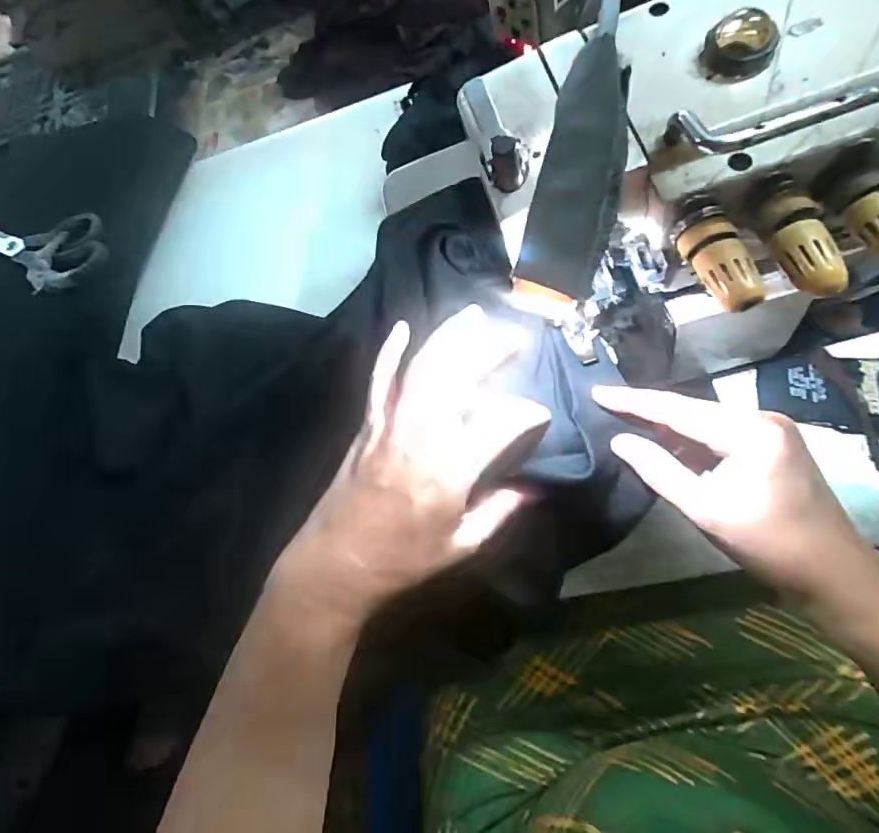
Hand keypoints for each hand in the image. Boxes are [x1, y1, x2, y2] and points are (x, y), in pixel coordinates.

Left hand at [274, 306, 551, 630]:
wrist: (336, 563)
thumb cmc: (403, 561)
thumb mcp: (462, 546)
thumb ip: (501, 512)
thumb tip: (535, 488)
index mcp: (450, 468)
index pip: (500, 421)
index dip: (527, 413)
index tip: (541, 414)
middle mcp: (421, 433)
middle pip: (459, 374)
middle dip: (491, 347)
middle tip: (518, 335)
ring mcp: (390, 422)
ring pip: (422, 365)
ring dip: (450, 335)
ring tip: (476, 315)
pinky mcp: (368, 423)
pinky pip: (380, 378)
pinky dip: (390, 351)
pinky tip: (402, 327)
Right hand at [593, 386, 878, 606]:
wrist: (836, 576)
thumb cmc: (771, 546)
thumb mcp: (706, 510)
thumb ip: (659, 470)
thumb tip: (620, 441)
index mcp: (751, 431)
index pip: (679, 410)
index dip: (635, 402)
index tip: (598, 393)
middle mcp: (763, 418)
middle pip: (693, 410)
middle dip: (650, 410)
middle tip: (608, 405)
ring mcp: (772, 430)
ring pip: (706, 421)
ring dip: (671, 426)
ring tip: (629, 422)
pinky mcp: (774, 444)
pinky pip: (722, 433)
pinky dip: (693, 440)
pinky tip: (669, 445)